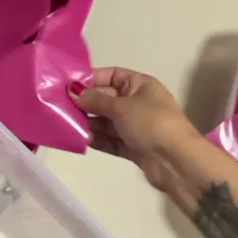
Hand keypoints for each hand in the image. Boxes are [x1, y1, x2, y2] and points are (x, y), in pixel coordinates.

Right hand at [72, 68, 201, 193]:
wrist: (177, 162)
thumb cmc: (151, 123)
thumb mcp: (121, 106)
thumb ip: (94, 99)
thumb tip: (72, 89)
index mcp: (140, 85)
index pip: (111, 75)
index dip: (90, 79)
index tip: (68, 84)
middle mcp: (137, 103)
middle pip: (106, 98)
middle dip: (85, 102)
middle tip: (60, 105)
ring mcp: (135, 126)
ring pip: (106, 121)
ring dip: (88, 122)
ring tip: (65, 122)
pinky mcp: (133, 147)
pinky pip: (110, 139)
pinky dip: (96, 138)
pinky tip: (78, 138)